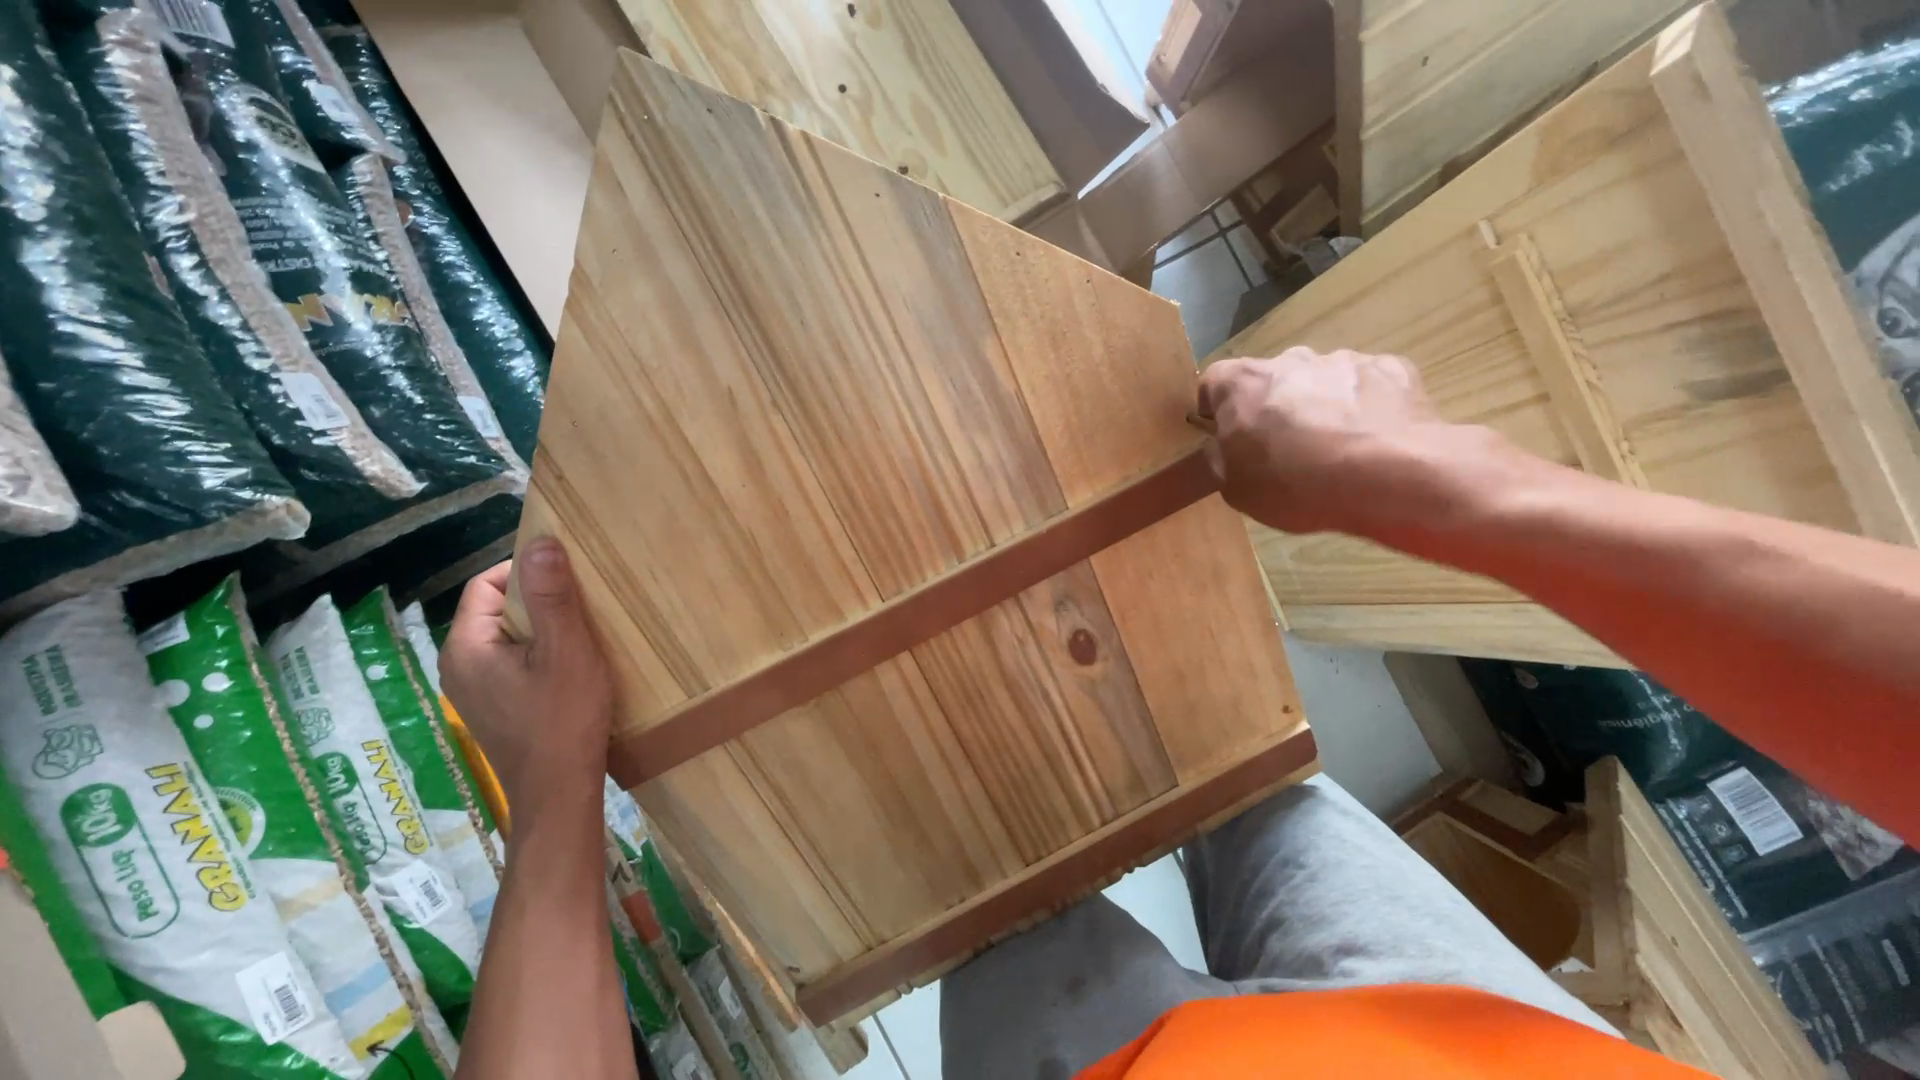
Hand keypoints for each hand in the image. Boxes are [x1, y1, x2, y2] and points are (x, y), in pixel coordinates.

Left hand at [440, 540, 612, 822]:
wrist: (559, 793)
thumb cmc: (563, 719)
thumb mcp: (565, 650)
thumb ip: (550, 596)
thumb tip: (540, 542)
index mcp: (465, 648)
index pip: (485, 586)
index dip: (524, 572)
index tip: (568, 579)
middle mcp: (457, 667)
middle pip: (495, 612)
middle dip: (537, 602)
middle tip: (581, 607)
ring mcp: (473, 693)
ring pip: (506, 640)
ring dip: (542, 631)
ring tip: (581, 636)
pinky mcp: (494, 711)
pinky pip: (512, 665)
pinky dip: (539, 657)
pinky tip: (571, 670)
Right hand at [1197, 347, 1527, 538]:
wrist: (1388, 475)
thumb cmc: (1295, 482)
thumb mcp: (1236, 489)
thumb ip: (1219, 462)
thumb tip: (1214, 451)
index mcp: (1242, 383)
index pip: (1213, 382)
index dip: (1217, 409)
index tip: (1225, 435)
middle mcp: (1290, 359)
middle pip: (1272, 379)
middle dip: (1274, 407)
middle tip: (1284, 451)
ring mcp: (1344, 360)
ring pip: (1322, 382)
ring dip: (1322, 407)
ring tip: (1337, 452)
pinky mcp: (1392, 369)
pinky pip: (1368, 388)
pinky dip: (1366, 409)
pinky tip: (1373, 444)